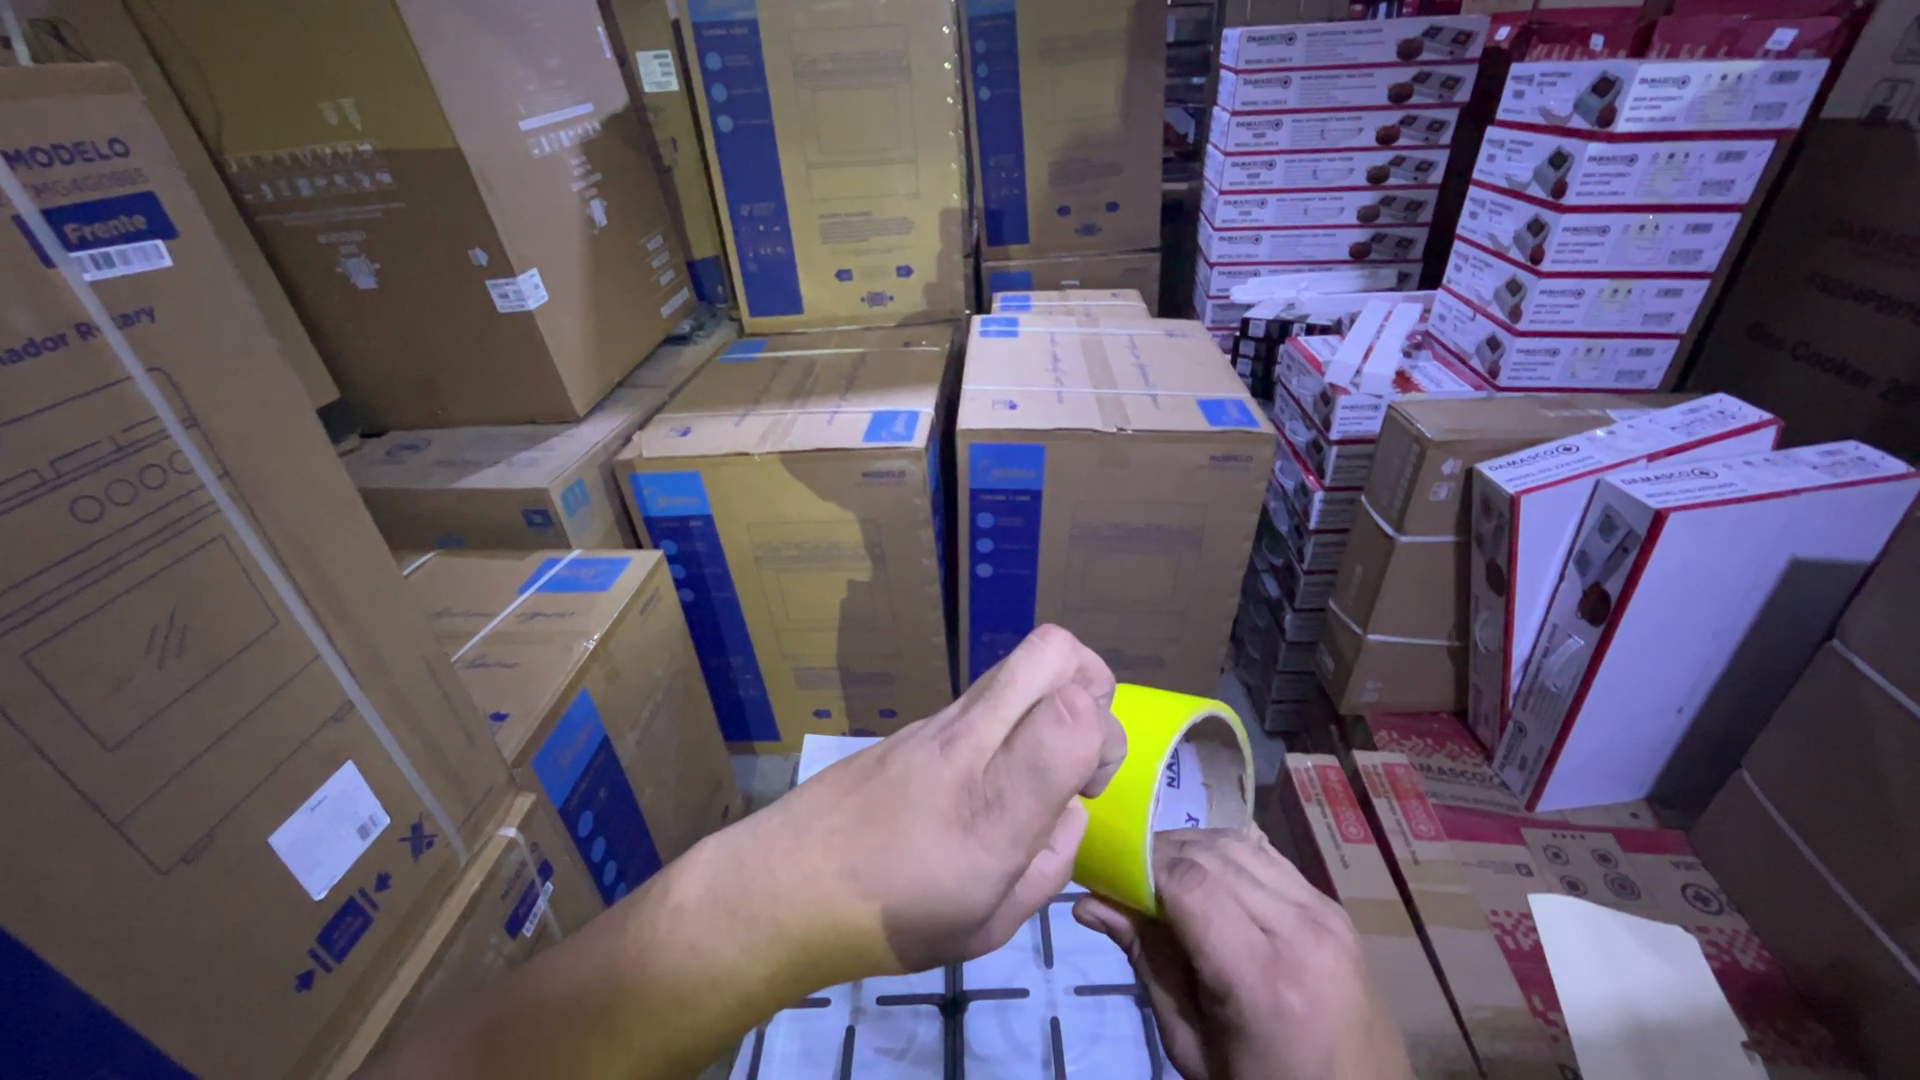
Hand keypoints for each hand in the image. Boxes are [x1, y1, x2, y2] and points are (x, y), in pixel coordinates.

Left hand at [727, 624, 1126, 979]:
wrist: (784, 885)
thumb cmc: (891, 920)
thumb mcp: (990, 925)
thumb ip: (1050, 864)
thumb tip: (1068, 811)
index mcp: (996, 804)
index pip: (1075, 713)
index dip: (1105, 738)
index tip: (1086, 787)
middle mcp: (972, 740)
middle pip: (1052, 650)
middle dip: (1091, 682)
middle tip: (1077, 746)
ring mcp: (940, 721)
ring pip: (1018, 661)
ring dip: (1049, 695)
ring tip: (1030, 765)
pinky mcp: (918, 722)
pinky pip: (985, 692)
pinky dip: (1011, 715)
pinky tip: (982, 778)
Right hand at [1073, 827, 1413, 1079]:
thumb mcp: (1192, 1045)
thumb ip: (1147, 962)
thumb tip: (1089, 902)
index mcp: (1263, 981)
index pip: (1188, 883)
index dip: (1141, 867)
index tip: (1108, 876)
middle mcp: (1301, 933)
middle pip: (1211, 855)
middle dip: (1159, 853)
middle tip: (1125, 873)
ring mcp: (1327, 914)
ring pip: (1240, 844)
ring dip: (1192, 848)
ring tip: (1161, 873)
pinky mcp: (1336, 908)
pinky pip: (1268, 857)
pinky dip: (1226, 855)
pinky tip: (1206, 877)